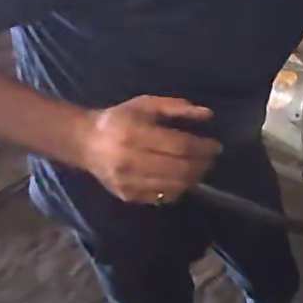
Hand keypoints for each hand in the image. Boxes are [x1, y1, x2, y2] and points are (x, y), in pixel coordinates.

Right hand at [76, 96, 221, 204]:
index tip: (216, 146)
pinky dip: (179, 188)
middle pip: (180, 169)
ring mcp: (128, 182)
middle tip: (211, 159)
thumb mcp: (146, 105)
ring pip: (175, 186)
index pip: (180, 146)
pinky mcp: (128, 195)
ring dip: (194, 178)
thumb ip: (177, 107)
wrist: (85, 142)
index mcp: (134, 134)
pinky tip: (183, 178)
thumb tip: (208, 114)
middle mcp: (130, 160)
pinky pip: (164, 197)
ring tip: (200, 168)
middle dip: (202, 165)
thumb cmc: (121, 120)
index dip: (203, 148)